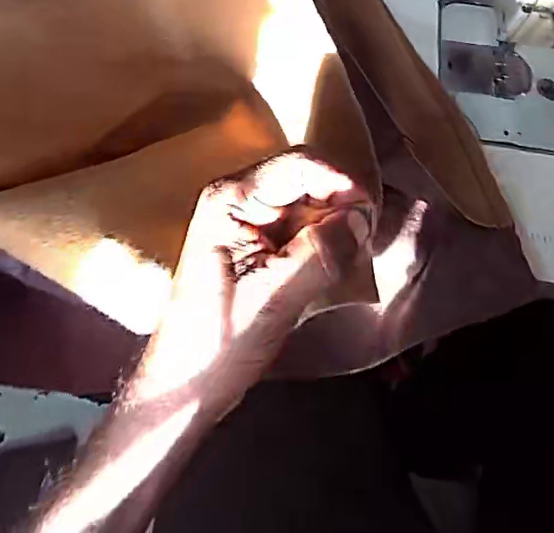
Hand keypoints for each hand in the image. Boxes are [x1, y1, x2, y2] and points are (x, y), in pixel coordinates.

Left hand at [134, 152, 372, 416]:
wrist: (182, 388)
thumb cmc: (216, 345)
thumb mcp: (272, 300)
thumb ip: (318, 255)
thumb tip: (359, 220)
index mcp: (231, 199)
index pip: (299, 165)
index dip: (340, 180)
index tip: (370, 211)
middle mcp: (238, 197)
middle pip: (307, 179)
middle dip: (341, 205)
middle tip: (366, 241)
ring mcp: (248, 218)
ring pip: (310, 202)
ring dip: (337, 224)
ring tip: (355, 257)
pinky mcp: (258, 240)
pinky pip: (304, 226)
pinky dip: (326, 240)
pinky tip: (339, 265)